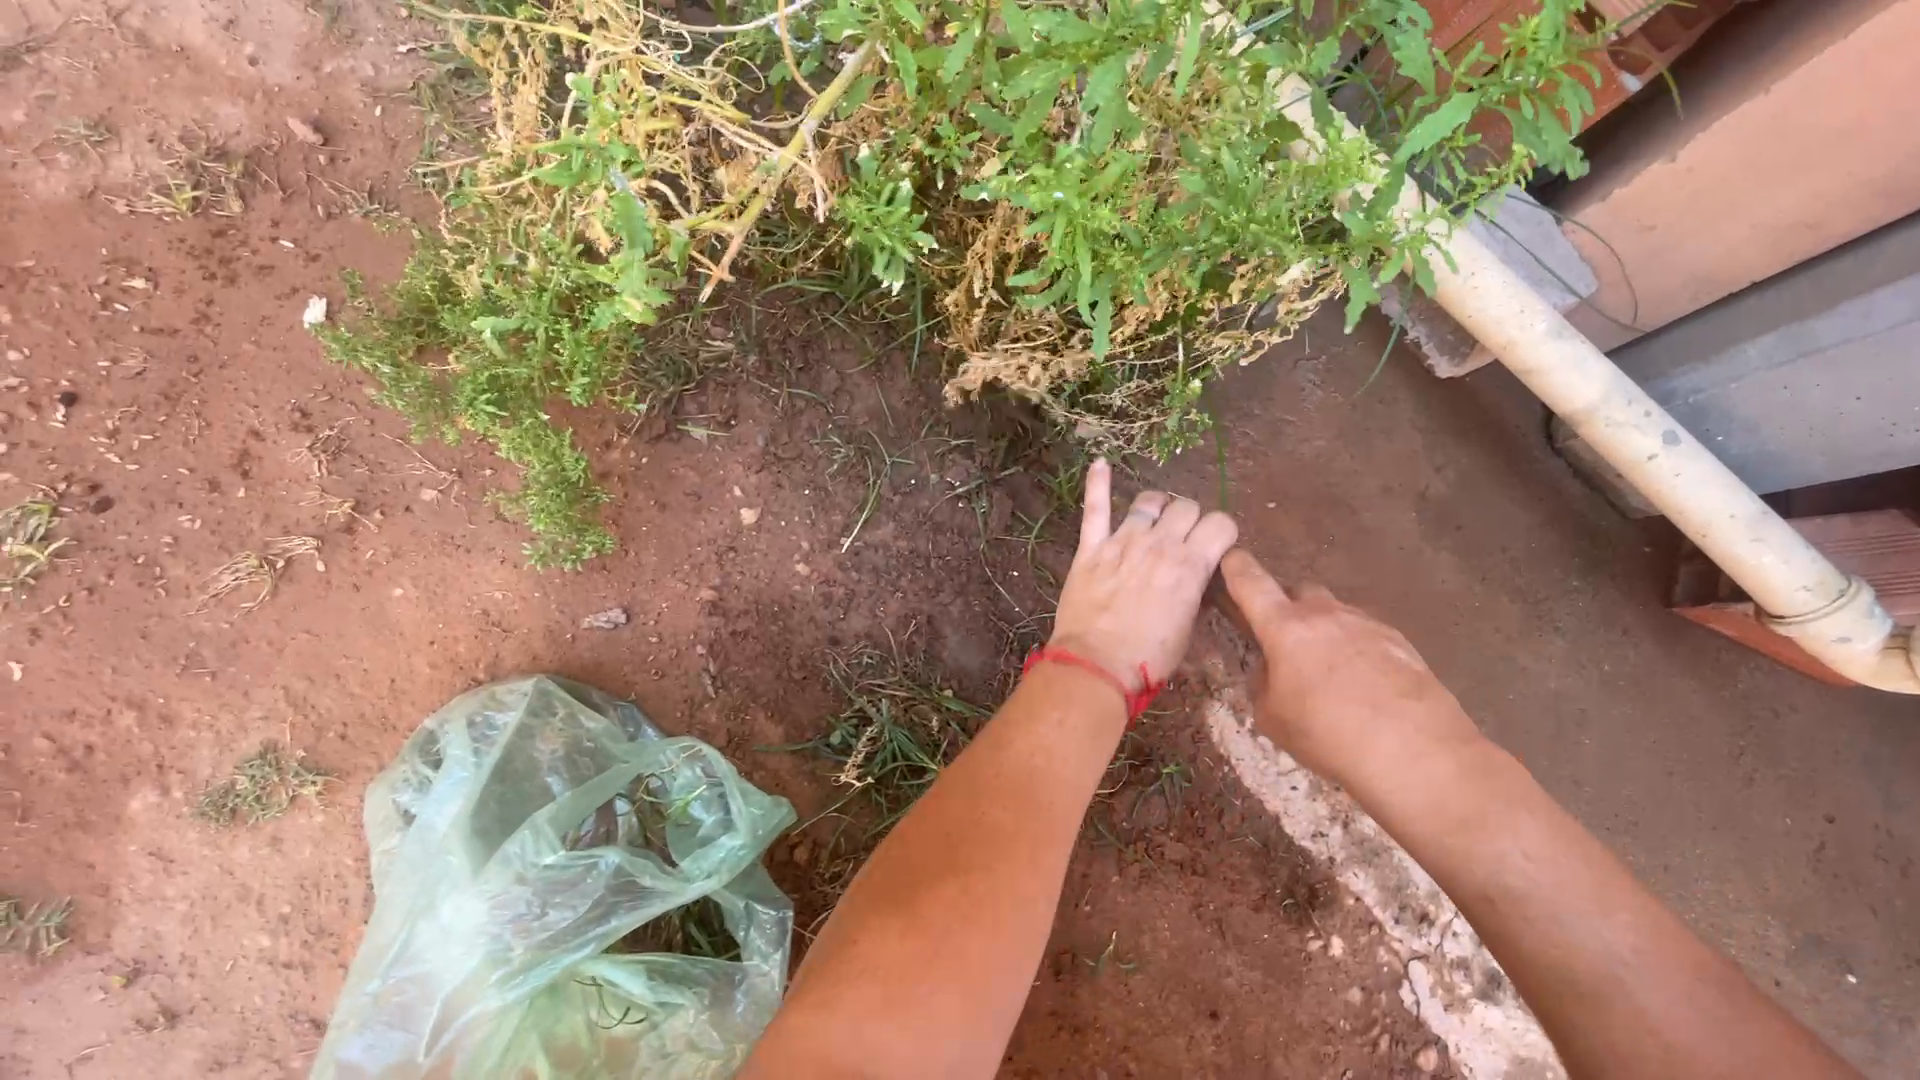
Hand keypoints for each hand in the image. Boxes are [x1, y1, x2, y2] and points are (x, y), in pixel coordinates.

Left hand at [1048, 459, 1237, 692]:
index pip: (1220, 523)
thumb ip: (1194, 593)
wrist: (1097, 665)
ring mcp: (1122, 542)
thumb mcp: (1188, 629)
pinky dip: (1098, 483)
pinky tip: (1100, 463)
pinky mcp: (1091, 548)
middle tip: (1184, 537)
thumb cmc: (1149, 658)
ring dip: (1158, 506)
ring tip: (1155, 517)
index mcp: (1190, 566)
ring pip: (1148, 502)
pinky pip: (1095, 508)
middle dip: (1191, 519)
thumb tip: (1197, 580)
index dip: (1222, 532)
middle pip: (1186, 507)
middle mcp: (1160, 545)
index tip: (1216, 545)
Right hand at [1218, 549, 1483, 792]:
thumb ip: (1263, 683)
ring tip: (1329, 672)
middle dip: (1288, 608)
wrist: (1414, 751)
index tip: (1230, 557)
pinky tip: (1364, 685)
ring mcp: (1366, 624)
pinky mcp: (1400, 641)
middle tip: (1286, 642)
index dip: (1236, 566)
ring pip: (1335, 613)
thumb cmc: (1327, 734)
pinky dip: (1356, 649)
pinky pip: (1365, 634)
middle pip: (1299, 592)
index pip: (1251, 582)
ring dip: (1325, 631)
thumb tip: (1271, 669)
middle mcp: (1325, 614)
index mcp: (1285, 627)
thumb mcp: (1272, 716)